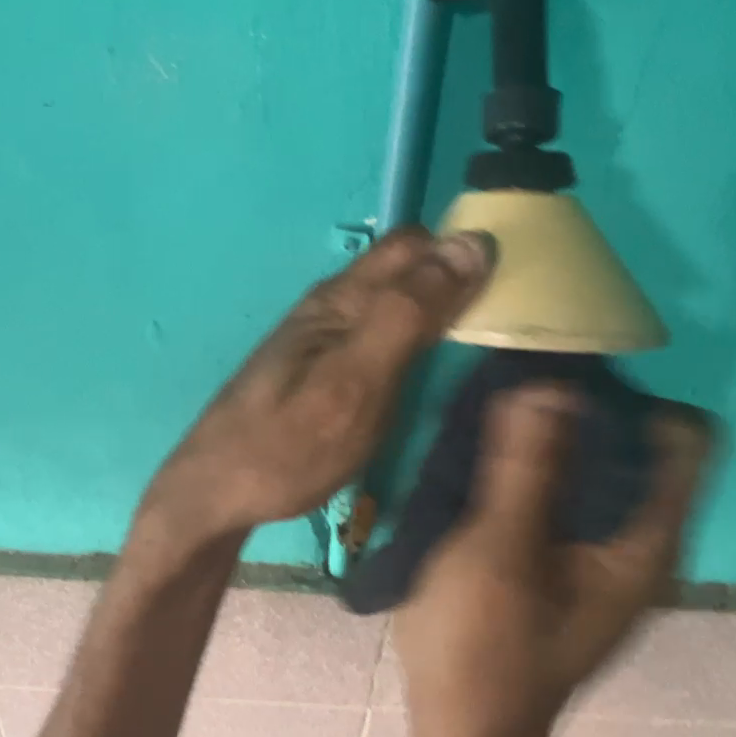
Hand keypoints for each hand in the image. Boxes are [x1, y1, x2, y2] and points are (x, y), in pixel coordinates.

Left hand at [141, 228, 494, 539]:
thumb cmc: (289, 443)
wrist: (216, 492)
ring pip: (394, 297)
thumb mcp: (357, 380)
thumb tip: (469, 244)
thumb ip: (409, 313)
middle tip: (514, 314)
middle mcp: (334, 303)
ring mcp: (325, 334)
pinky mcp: (322, 365)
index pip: (415, 244)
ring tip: (489, 337)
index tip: (519, 278)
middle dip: (456, 274)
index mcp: (343, 296)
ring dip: (438, 304)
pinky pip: (380, 328)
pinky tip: (433, 364)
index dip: (463, 250)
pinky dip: (416, 333)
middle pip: (405, 266)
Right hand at [394, 384, 715, 736]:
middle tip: (517, 383)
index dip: (637, 397)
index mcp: (645, 539)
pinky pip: (566, 484)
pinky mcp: (564, 556)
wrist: (464, 728)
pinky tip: (486, 452)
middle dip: (583, 404)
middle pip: (638, 442)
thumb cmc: (486, 644)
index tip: (569, 379)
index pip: (686, 437)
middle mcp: (637, 538)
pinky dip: (537, 458)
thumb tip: (552, 380)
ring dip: (553, 429)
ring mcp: (600, 549)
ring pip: (597, 460)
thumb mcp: (500, 548)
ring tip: (494, 409)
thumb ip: (527, 465)